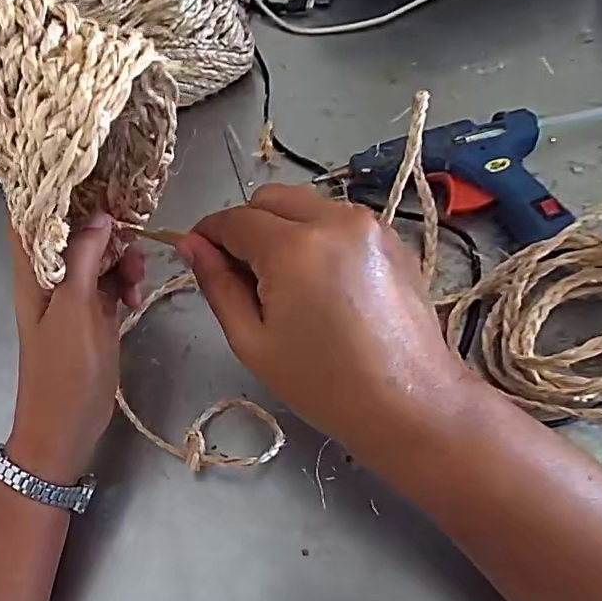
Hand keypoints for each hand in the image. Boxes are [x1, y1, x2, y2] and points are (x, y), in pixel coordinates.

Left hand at [6, 215, 144, 482]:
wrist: (66, 428)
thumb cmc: (64, 369)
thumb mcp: (75, 308)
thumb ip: (84, 258)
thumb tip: (100, 216)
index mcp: (33, 271)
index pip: (30, 216)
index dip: (53, 192)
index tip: (88, 178)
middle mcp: (51, 277)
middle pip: (74, 233)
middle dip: (103, 228)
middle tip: (130, 237)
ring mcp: (73, 297)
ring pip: (98, 258)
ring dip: (121, 259)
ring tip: (137, 278)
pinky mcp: (93, 316)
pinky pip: (111, 285)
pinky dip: (126, 284)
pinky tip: (137, 298)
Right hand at [177, 185, 487, 455]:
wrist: (410, 402)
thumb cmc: (322, 382)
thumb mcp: (252, 341)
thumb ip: (217, 285)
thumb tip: (191, 246)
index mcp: (294, 248)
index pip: (234, 219)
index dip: (206, 233)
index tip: (194, 253)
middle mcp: (333, 219)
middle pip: (269, 198)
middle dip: (244, 225)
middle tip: (242, 274)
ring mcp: (368, 223)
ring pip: (303, 204)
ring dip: (280, 228)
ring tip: (284, 281)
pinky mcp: (390, 236)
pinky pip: (336, 218)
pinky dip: (314, 234)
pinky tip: (320, 281)